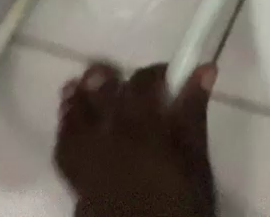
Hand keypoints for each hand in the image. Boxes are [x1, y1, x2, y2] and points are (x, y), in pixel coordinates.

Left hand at [55, 62, 216, 216]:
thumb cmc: (183, 208)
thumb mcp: (197, 162)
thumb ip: (194, 114)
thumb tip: (204, 68)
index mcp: (144, 132)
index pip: (142, 86)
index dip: (153, 73)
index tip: (167, 74)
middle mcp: (111, 144)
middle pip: (101, 100)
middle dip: (101, 80)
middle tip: (107, 70)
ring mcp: (89, 169)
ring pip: (74, 125)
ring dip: (75, 103)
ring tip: (75, 88)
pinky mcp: (77, 192)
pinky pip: (65, 152)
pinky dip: (65, 134)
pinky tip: (69, 128)